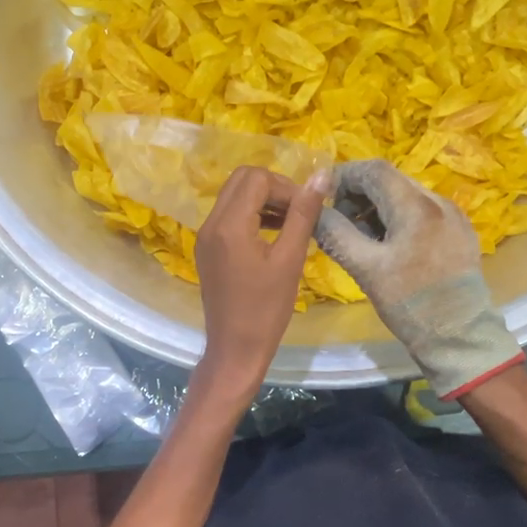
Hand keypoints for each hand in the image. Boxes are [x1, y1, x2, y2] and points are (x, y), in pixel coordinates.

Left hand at [194, 166, 322, 393]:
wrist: (235, 348)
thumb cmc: (266, 309)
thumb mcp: (290, 259)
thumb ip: (303, 214)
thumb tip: (321, 177)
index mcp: (229, 225)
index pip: (257, 178)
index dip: (286, 186)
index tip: (306, 209)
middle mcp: (210, 224)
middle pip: (241, 180)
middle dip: (273, 188)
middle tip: (298, 211)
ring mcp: (205, 237)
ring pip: (233, 196)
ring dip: (263, 201)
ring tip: (290, 224)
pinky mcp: (207, 250)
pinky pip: (228, 217)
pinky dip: (251, 216)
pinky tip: (273, 236)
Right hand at [314, 159, 522, 399]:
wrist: (459, 337)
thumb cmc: (409, 303)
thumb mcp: (365, 269)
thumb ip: (336, 234)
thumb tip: (314, 212)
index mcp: (416, 207)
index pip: (373, 170)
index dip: (343, 177)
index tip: (322, 198)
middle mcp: (439, 202)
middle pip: (390, 181)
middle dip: (358, 195)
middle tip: (338, 222)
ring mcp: (453, 217)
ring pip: (406, 197)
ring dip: (377, 209)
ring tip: (360, 238)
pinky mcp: (459, 234)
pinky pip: (422, 214)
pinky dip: (397, 220)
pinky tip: (388, 248)